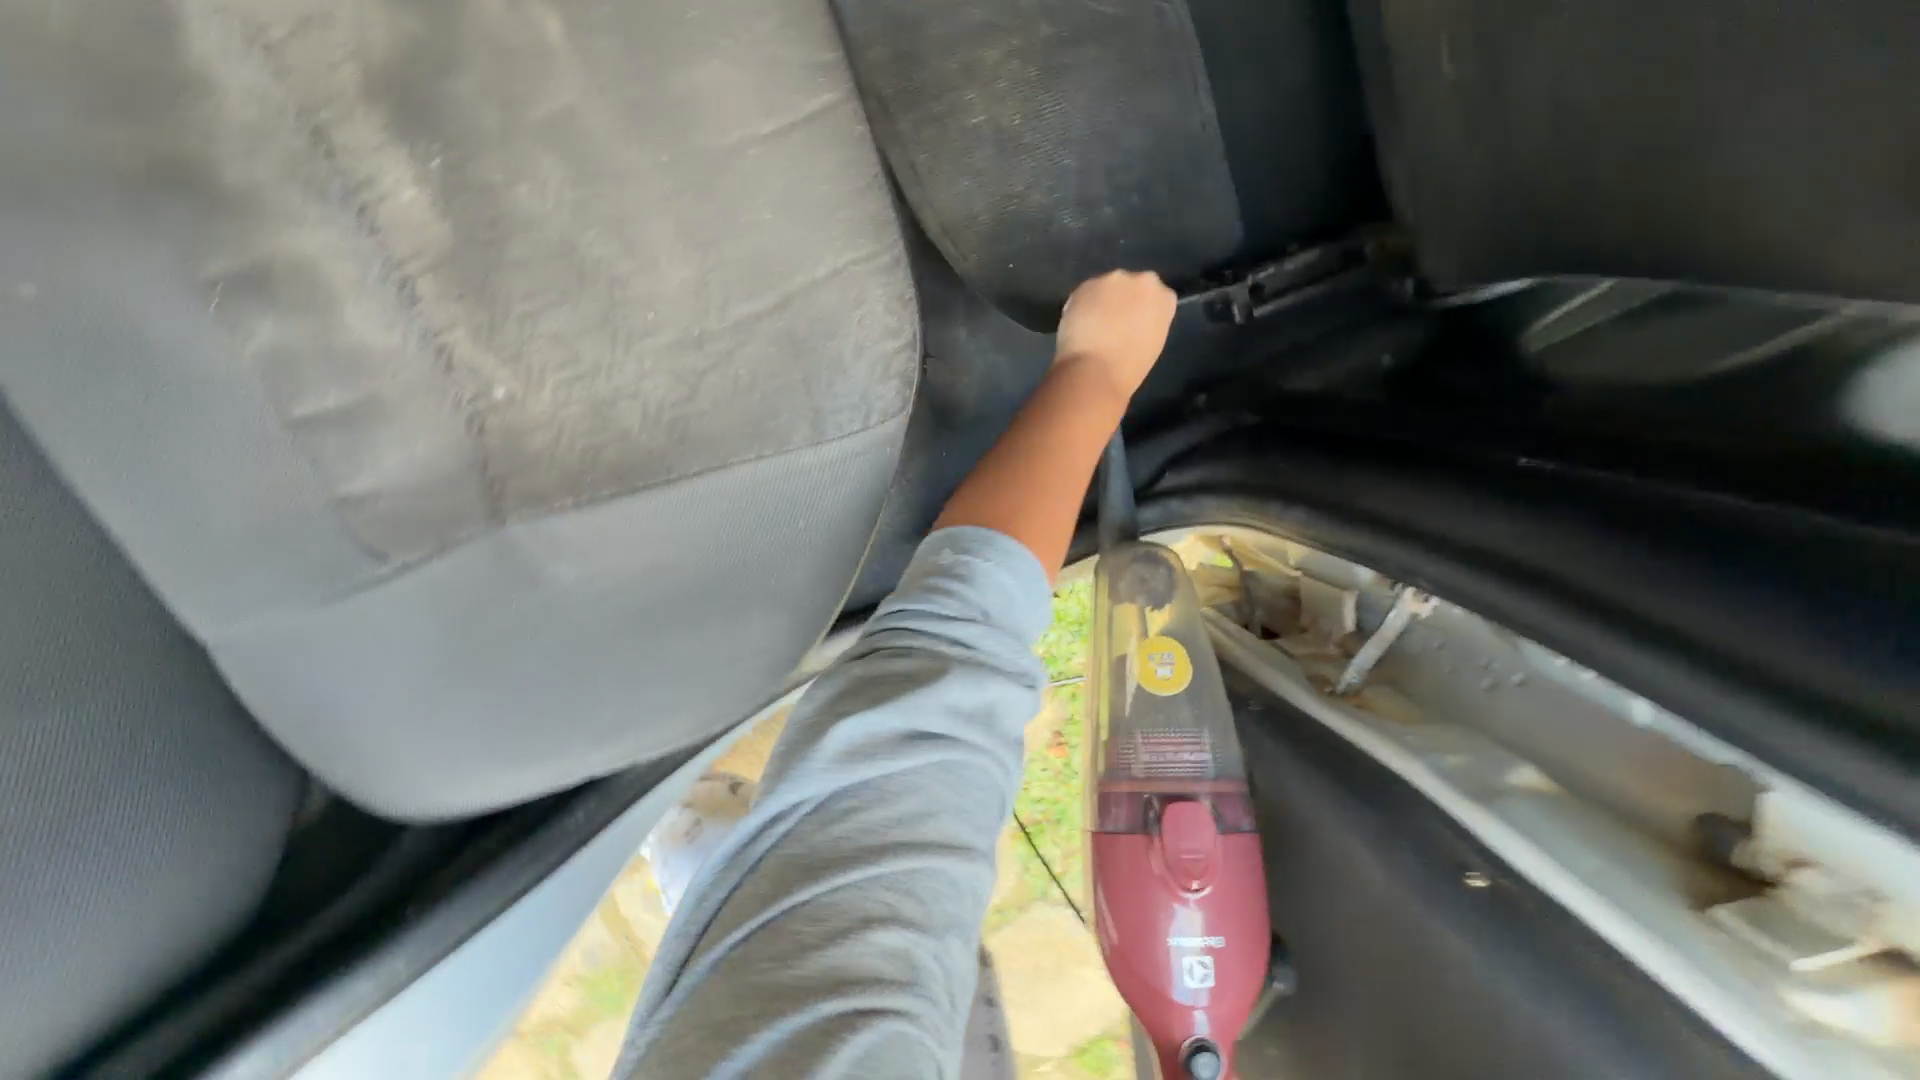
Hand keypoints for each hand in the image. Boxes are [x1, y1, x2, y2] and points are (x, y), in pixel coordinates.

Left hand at [1054, 270, 1177, 400]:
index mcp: (1165, 298)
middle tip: (1114, 323)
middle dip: (1124, 300)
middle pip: (1133, 286)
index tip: (1135, 324)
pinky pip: (1085, 294)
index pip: (1157, 297)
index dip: (1143, 311)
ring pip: (1107, 288)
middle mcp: (1142, 280)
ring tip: (1093, 325)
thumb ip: (1149, 322)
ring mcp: (1112, 279)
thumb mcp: (1153, 343)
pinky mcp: (1085, 285)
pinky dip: (1082, 306)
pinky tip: (1078, 325)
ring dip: (1102, 301)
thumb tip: (1135, 320)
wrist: (1094, 370)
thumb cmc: (1129, 367)